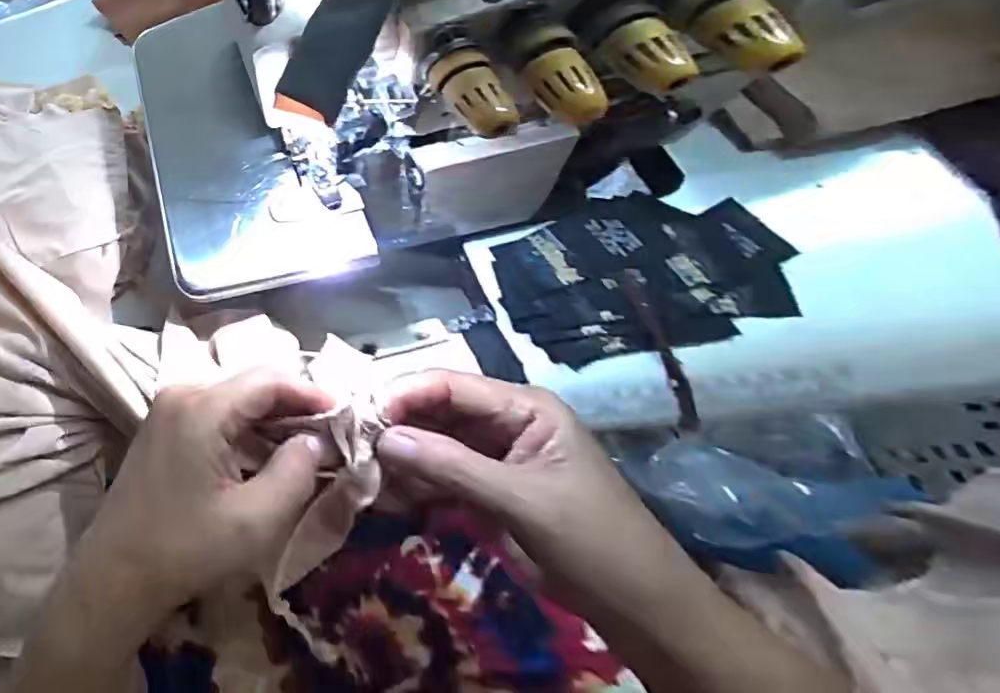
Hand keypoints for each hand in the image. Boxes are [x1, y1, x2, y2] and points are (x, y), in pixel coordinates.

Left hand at [80, 369, 333, 613]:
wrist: (118, 568)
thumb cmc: (187, 547)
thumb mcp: (254, 521)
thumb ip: (294, 474)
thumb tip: (315, 441)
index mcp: (201, 407)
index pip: (266, 379)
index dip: (309, 391)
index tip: (345, 413)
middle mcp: (182, 393)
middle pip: (249, 384)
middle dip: (293, 405)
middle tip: (334, 432)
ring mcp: (168, 407)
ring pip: (233, 397)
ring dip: (271, 417)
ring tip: (310, 443)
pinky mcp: (164, 424)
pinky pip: (215, 412)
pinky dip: (246, 426)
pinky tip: (269, 451)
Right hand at [374, 373, 848, 692]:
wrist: (643, 614)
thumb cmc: (597, 543)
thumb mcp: (525, 502)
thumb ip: (453, 466)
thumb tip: (384, 439)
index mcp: (524, 408)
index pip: (450, 385)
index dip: (405, 394)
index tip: (366, 414)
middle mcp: (502, 421)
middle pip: (434, 409)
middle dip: (396, 425)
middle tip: (355, 442)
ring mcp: (491, 454)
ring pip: (429, 441)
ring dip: (399, 457)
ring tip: (365, 473)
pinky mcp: (483, 485)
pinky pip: (436, 472)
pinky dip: (412, 483)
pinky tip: (386, 495)